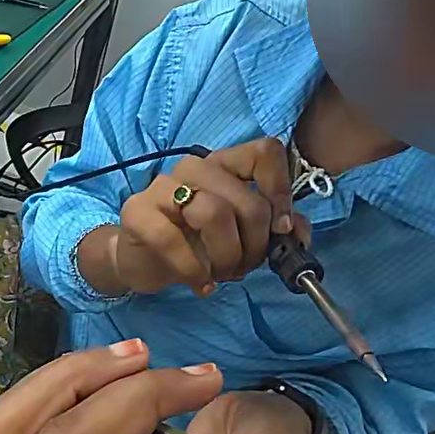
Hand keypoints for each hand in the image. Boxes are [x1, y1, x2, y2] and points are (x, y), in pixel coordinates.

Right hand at [80, 138, 301, 296]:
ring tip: (220, 273)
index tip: (280, 228)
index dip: (280, 190)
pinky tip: (199, 282)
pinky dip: (193, 270)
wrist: (143, 259)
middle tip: (243, 266)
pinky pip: (173, 240)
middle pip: (248, 200)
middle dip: (255, 246)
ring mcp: (163, 186)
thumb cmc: (195, 242)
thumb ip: (273, 227)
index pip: (265, 151)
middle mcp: (196, 168)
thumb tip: (296, 233)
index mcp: (225, 165)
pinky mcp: (138, 211)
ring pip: (214, 215)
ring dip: (226, 257)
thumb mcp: (240, 235)